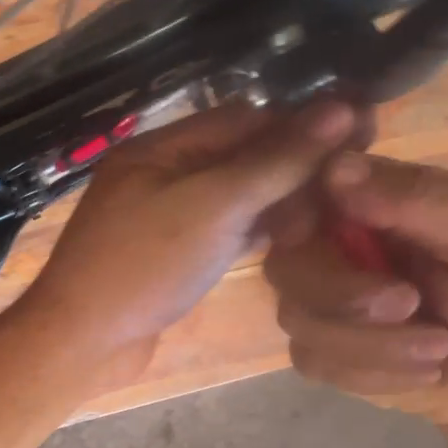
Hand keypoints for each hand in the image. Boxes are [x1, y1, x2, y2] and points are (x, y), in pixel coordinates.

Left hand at [22, 101, 357, 355]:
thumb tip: (342, 106)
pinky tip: (296, 240)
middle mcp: (154, 178)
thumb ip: (275, 159)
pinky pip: (219, 232)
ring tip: (333, 215)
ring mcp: (158, 220)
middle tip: (352, 187)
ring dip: (280, 201)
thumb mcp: (213, 205)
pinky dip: (255, 231)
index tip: (368, 136)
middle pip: (240, 156)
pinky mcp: (165, 258)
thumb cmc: (141, 267)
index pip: (243, 118)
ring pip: (233, 197)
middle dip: (294, 166)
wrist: (80, 341)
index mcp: (154, 151)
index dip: (304, 124)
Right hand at [264, 152, 447, 431]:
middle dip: (340, 293)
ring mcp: (322, 306)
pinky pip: (311, 360)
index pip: (305, 193)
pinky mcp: (320, 354)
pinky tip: (420, 371)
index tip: (329, 235)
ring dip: (370, 342)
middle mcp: (336, 253)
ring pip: (295, 317)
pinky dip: (371, 372)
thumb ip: (426, 201)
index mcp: (376, 207)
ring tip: (438, 348)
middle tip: (407, 305)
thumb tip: (335, 168)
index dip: (299, 212)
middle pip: (286, 263)